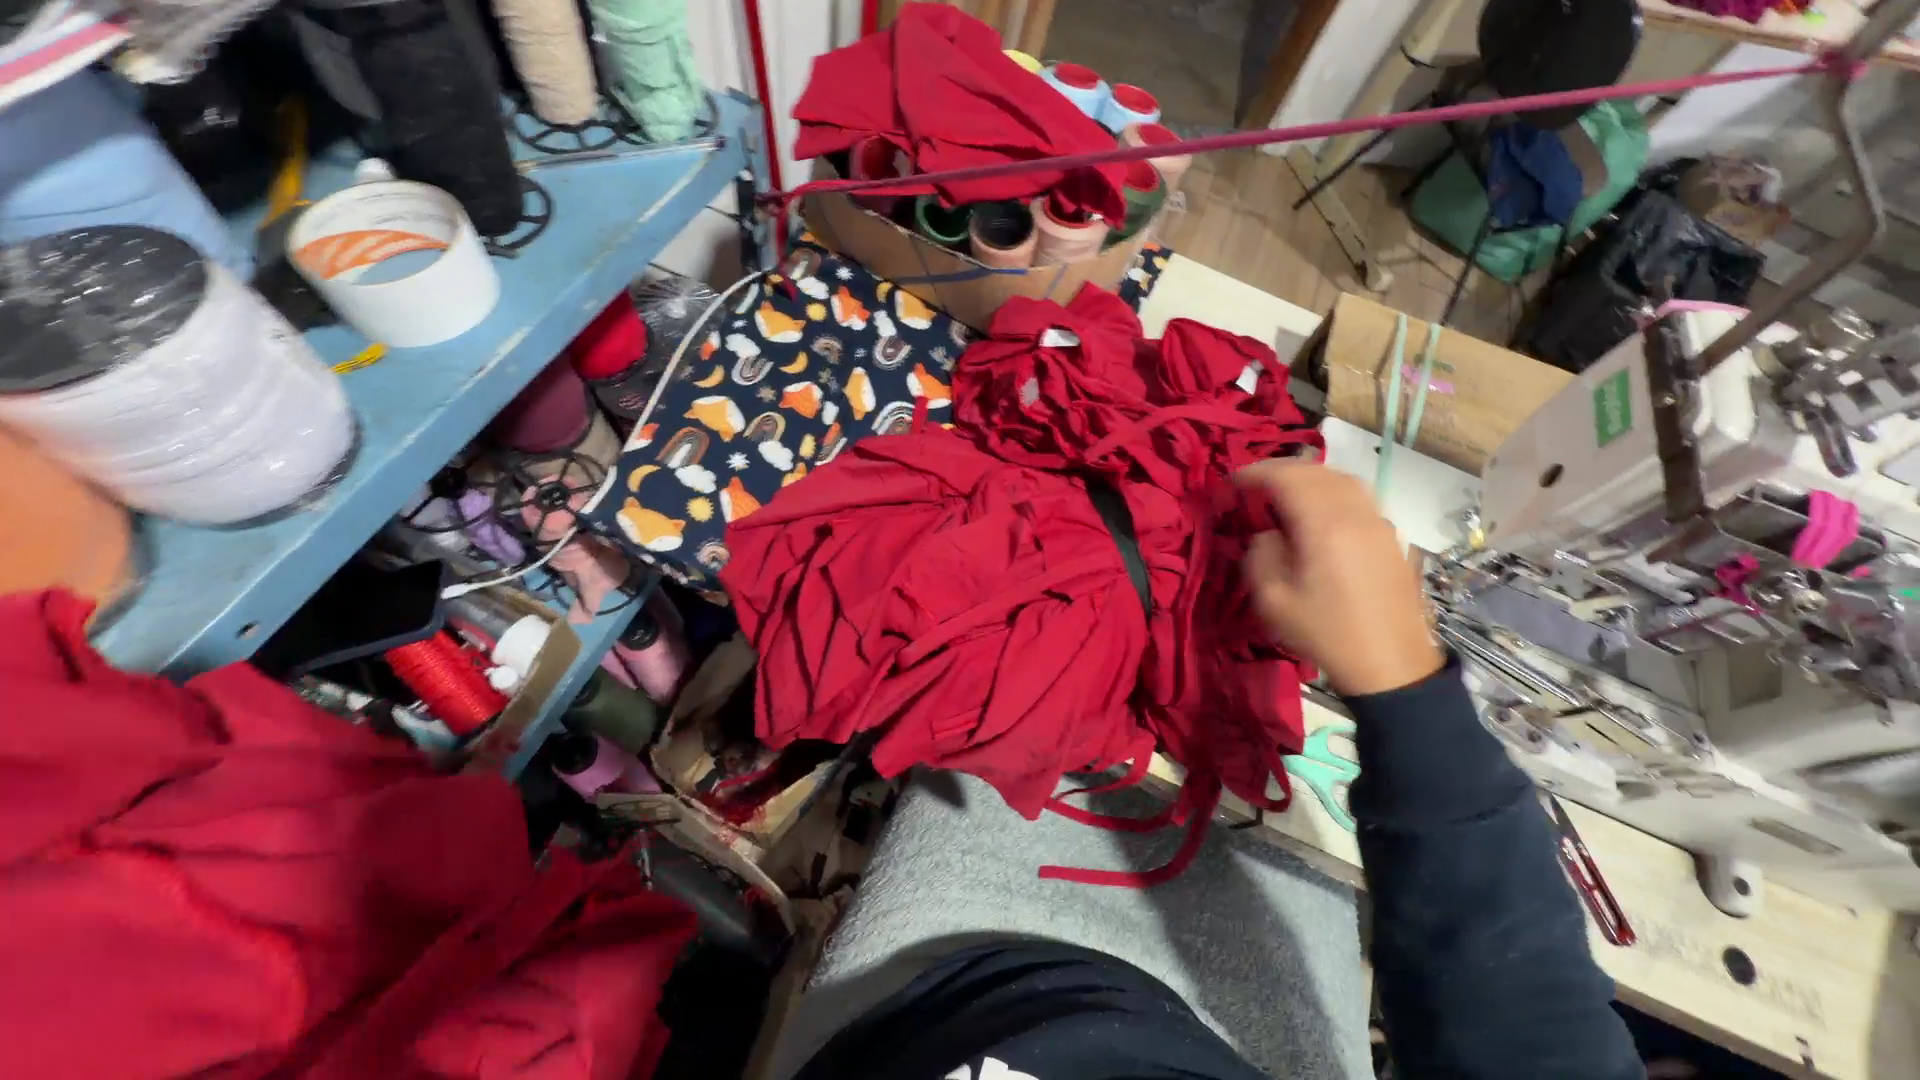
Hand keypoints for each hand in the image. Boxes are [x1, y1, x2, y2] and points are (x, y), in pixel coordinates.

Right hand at [1236, 460, 1442, 696]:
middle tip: (1251, 485)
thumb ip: (1261, 553)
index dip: (1253, 473)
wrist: (1390, 663)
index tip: (1229, 484)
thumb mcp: (1273, 599)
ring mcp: (1379, 522)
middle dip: (1279, 470)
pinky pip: (1358, 496)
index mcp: (1324, 525)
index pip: (1285, 477)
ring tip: (1284, 492)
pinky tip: (1318, 511)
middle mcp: (1356, 513)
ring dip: (1308, 477)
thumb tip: (1267, 533)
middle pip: (1315, 471)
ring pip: (1341, 479)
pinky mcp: (1390, 536)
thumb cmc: (1325, 633)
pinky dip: (1331, 490)